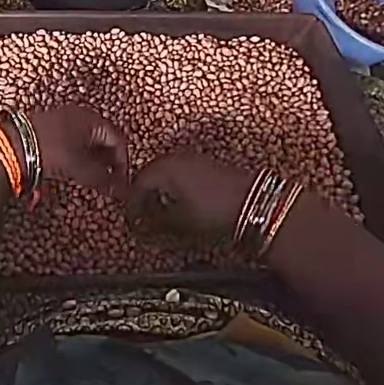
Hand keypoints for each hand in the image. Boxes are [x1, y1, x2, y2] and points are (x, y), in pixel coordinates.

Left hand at [26, 106, 129, 194]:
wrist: (14, 145)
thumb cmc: (51, 151)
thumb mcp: (81, 168)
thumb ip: (103, 179)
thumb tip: (119, 189)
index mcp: (92, 119)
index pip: (118, 140)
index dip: (123, 162)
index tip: (121, 180)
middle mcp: (79, 115)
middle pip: (103, 139)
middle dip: (108, 162)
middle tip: (108, 181)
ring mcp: (62, 119)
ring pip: (86, 141)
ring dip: (92, 160)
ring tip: (91, 178)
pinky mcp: (49, 126)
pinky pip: (71, 141)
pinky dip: (77, 155)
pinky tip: (72, 169)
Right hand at [126, 151, 255, 249]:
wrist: (250, 200)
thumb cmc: (211, 209)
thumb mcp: (179, 221)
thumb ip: (155, 223)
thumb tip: (142, 227)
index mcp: (163, 168)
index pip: (137, 183)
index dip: (133, 204)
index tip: (133, 220)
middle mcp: (175, 158)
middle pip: (150, 175)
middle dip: (144, 196)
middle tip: (143, 216)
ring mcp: (191, 158)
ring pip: (165, 173)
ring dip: (160, 190)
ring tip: (161, 211)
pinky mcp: (205, 163)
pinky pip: (180, 172)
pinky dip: (174, 186)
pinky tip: (180, 202)